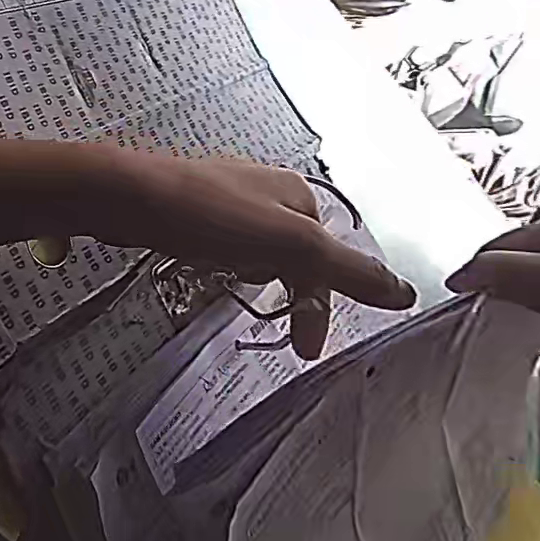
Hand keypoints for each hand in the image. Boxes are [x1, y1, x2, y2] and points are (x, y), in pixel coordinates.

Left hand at [101, 155, 414, 358]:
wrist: (133, 196)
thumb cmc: (212, 215)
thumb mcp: (289, 242)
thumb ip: (346, 268)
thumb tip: (406, 293)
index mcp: (298, 194)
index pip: (327, 257)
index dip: (319, 302)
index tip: (304, 348)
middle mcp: (267, 191)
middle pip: (295, 255)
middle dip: (284, 289)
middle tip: (269, 323)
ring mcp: (229, 198)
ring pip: (258, 253)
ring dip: (251, 276)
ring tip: (226, 278)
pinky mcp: (196, 210)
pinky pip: (224, 246)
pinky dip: (223, 263)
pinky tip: (205, 266)